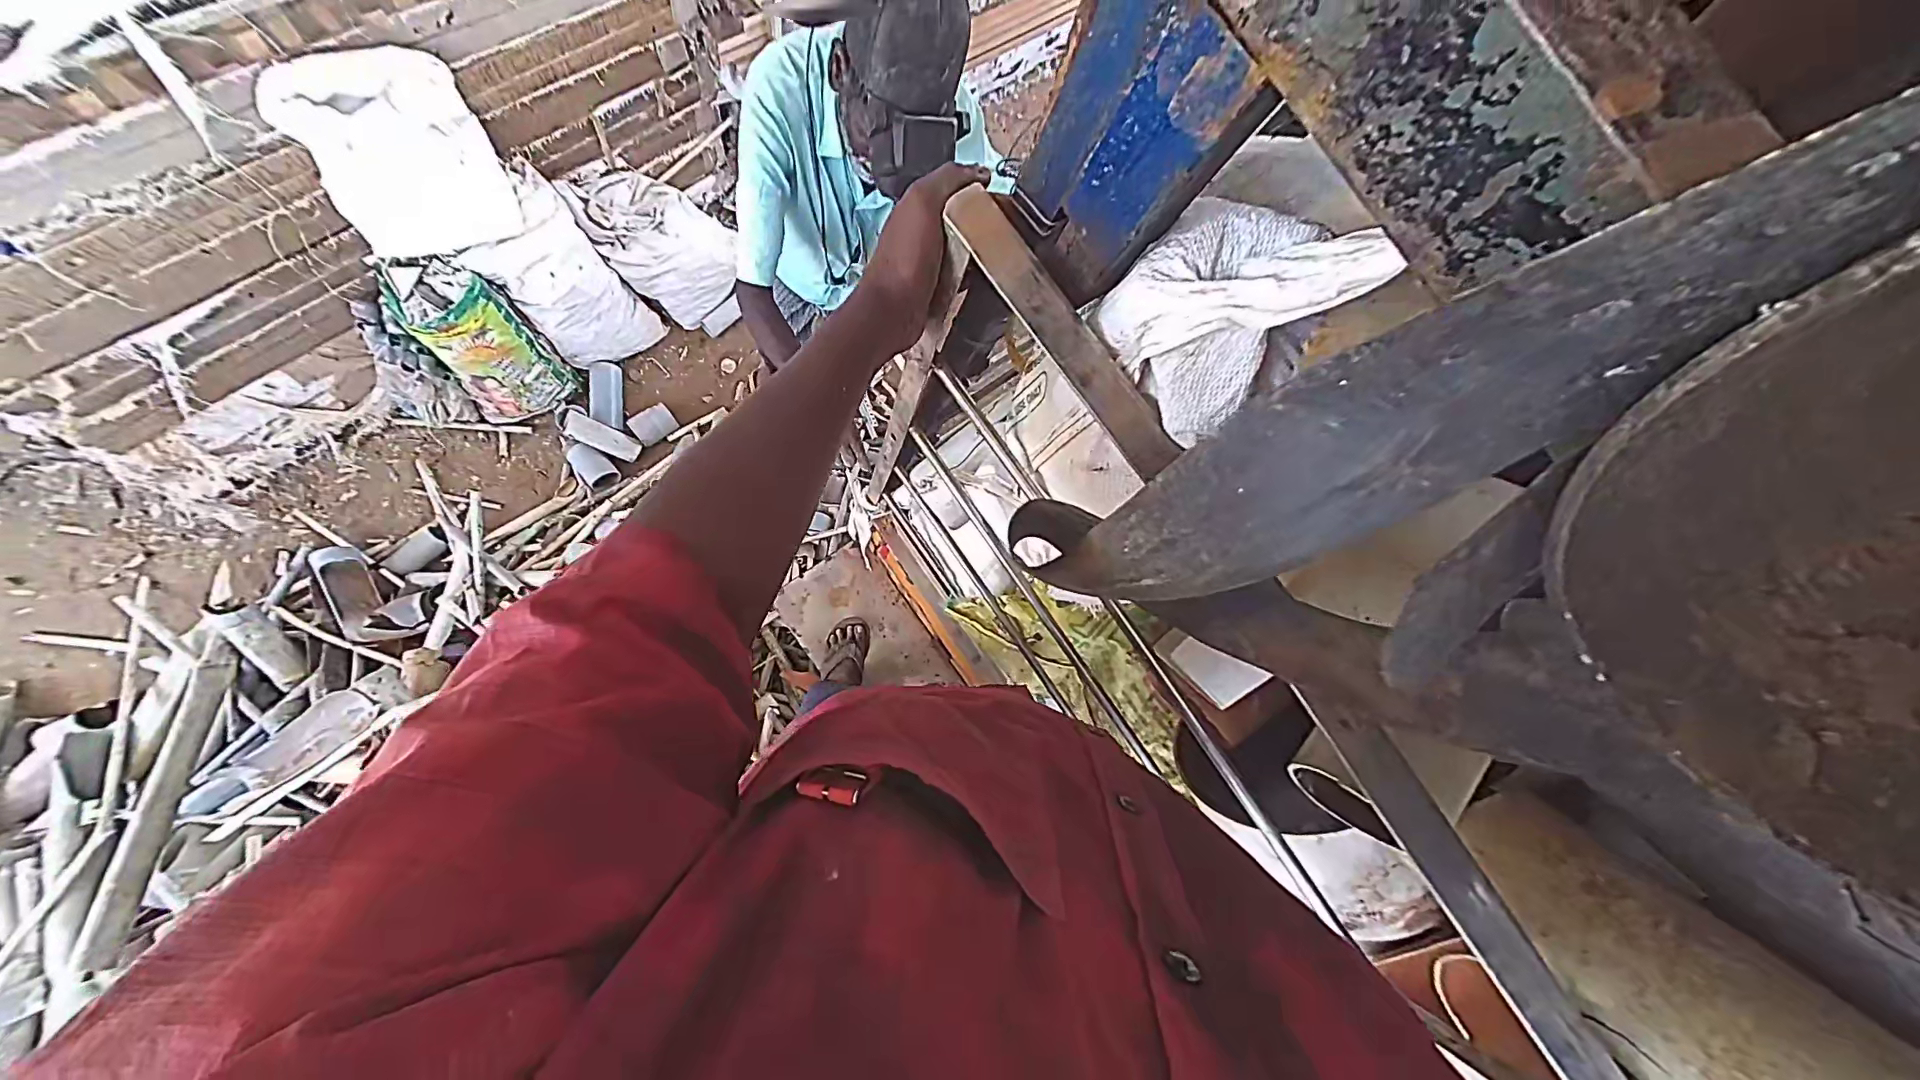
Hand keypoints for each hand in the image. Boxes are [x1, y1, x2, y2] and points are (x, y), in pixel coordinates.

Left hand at [854, 163, 989, 354]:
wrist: (893, 311)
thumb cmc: (906, 257)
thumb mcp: (923, 202)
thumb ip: (946, 179)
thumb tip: (977, 171)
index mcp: (917, 206)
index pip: (955, 188)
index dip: (979, 189)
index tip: (1002, 200)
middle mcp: (922, 232)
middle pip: (962, 218)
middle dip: (984, 220)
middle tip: (1007, 228)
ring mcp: (930, 262)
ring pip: (965, 247)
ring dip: (982, 249)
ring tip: (1003, 252)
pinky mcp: (938, 288)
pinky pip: (963, 274)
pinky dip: (975, 274)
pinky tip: (987, 277)